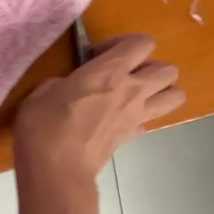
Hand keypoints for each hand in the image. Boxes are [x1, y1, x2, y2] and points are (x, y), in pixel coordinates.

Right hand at [14, 34, 184, 197]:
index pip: (141, 43)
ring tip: (133, 96)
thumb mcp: (38, 96)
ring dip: (159, 92)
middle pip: (168, 68)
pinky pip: (151, 120)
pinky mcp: (133, 135)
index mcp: (109, 72)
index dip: (123, 43)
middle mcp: (132, 89)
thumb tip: (67, 86)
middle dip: (148, 68)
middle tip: (122, 76)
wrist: (57, 170)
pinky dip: (140, 117)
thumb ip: (60, 84)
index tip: (99, 55)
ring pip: (176, 94)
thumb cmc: (42, 128)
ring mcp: (137, 114)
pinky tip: (119, 121)